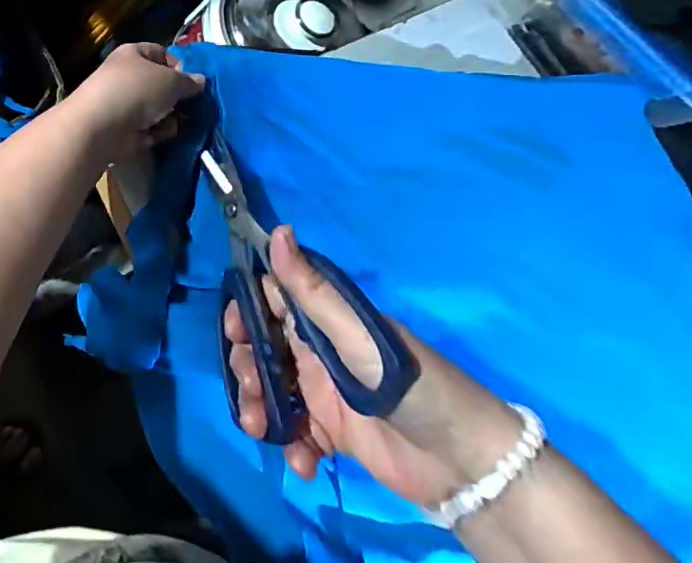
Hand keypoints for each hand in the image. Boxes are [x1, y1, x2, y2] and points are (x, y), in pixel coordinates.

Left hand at [66, 43, 205, 160]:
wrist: (100, 127)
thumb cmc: (137, 90)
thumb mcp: (171, 80)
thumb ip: (188, 82)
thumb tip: (200, 81)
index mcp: (132, 54)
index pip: (160, 53)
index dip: (178, 64)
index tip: (191, 80)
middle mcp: (126, 76)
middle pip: (159, 83)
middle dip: (176, 95)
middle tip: (192, 103)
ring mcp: (123, 104)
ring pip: (156, 108)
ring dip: (170, 116)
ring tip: (182, 120)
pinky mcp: (123, 129)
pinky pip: (148, 128)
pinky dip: (158, 131)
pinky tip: (164, 133)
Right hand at [225, 226, 527, 508]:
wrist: (457, 456)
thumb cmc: (405, 381)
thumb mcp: (355, 333)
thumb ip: (311, 290)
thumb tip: (277, 229)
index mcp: (326, 318)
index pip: (273, 301)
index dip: (248, 311)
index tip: (235, 330)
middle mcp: (321, 350)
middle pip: (266, 350)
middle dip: (248, 366)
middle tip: (253, 389)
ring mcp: (327, 392)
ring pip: (275, 393)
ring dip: (260, 409)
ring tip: (264, 431)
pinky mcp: (336, 434)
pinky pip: (298, 436)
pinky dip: (293, 448)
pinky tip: (307, 461)